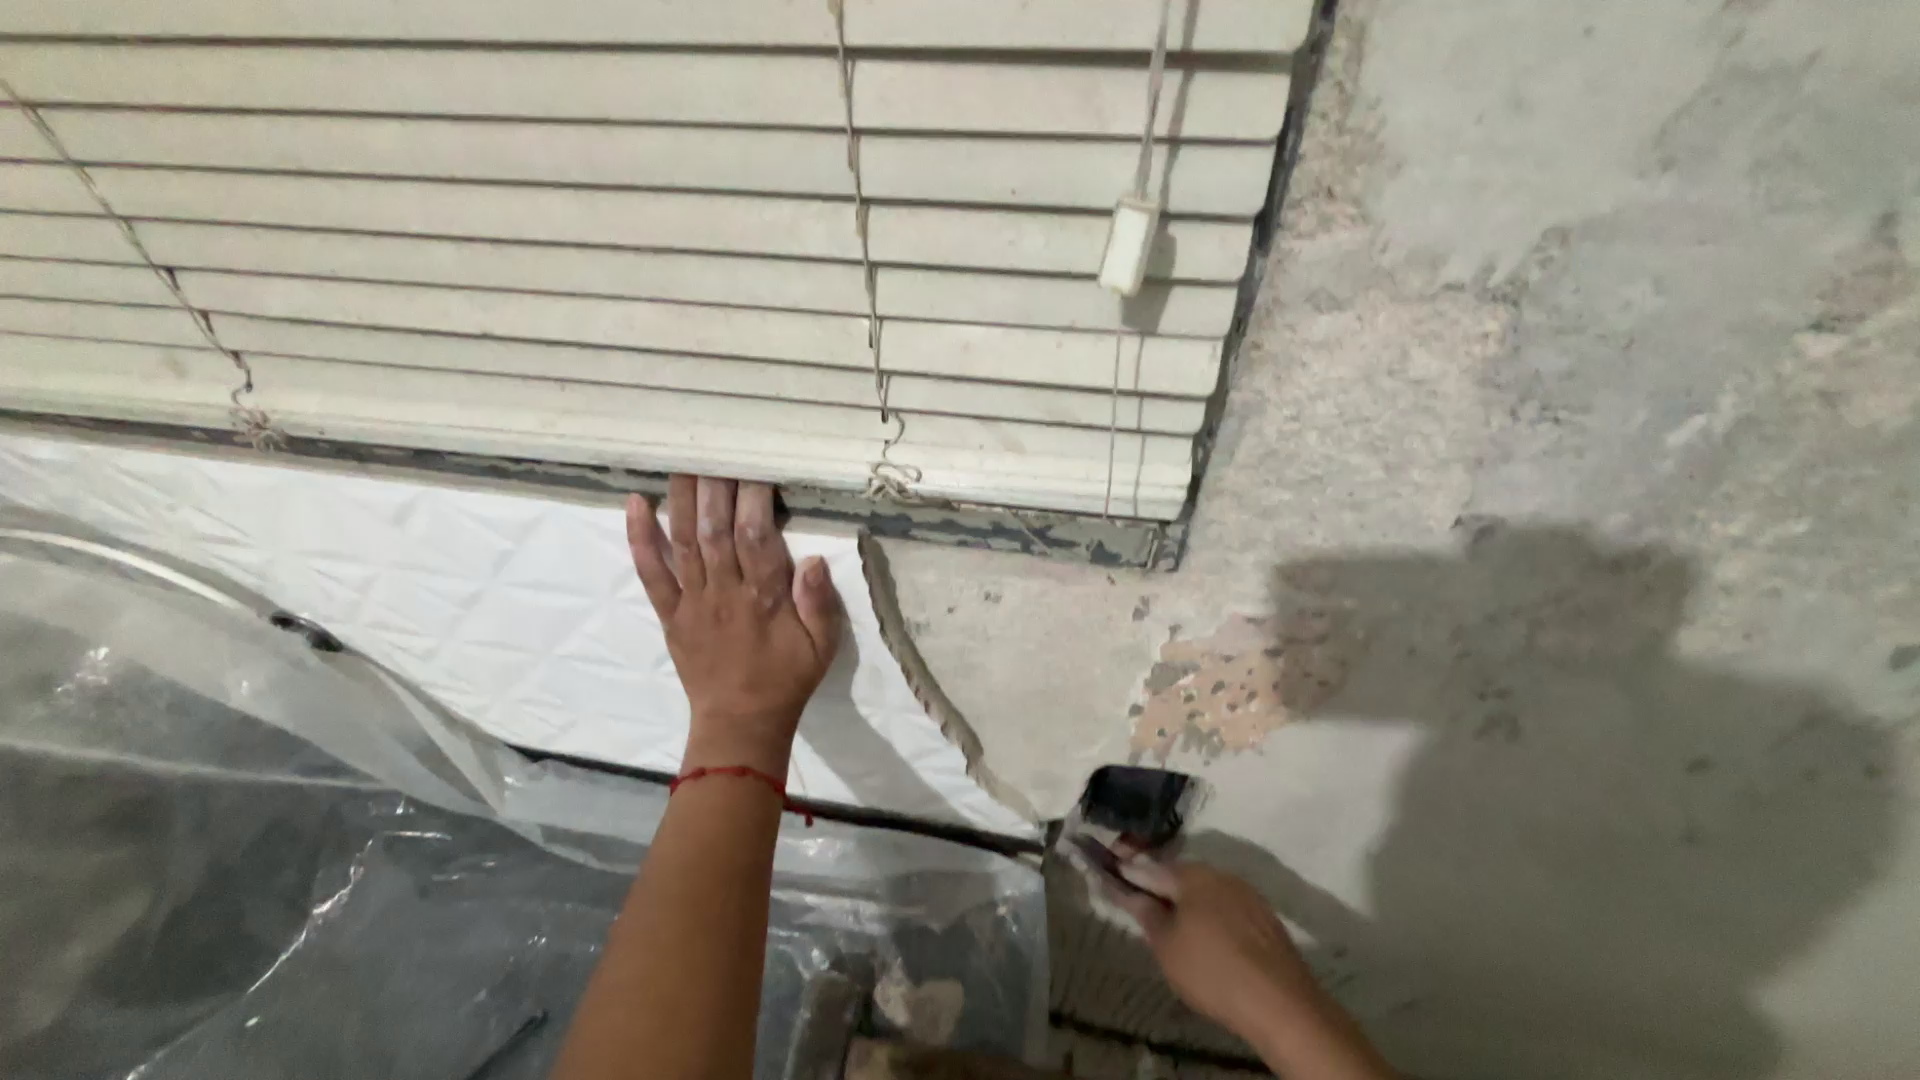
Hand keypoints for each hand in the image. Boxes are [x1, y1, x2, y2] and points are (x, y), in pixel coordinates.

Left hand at [626, 476, 843, 776]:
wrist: (740, 722)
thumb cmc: (787, 679)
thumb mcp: (823, 646)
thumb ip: (819, 604)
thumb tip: (816, 560)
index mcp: (764, 598)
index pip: (756, 536)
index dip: (753, 497)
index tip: (755, 464)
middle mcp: (724, 592)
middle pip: (715, 530)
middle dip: (716, 485)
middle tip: (716, 447)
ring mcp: (693, 601)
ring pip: (684, 541)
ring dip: (682, 498)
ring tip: (683, 458)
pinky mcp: (670, 613)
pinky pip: (652, 573)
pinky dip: (640, 538)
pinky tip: (636, 503)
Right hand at [1109, 859, 1319, 1036]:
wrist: (1281, 1003)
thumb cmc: (1211, 971)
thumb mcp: (1166, 946)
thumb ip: (1146, 913)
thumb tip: (1131, 891)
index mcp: (1191, 876)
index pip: (1149, 868)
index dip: (1128, 872)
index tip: (1110, 872)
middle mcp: (1220, 874)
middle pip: (1180, 876)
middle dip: (1161, 887)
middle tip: (1143, 905)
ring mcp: (1247, 894)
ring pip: (1207, 892)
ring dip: (1188, 902)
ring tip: (1175, 925)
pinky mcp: (1265, 917)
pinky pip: (1228, 907)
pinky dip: (1212, 916)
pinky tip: (1209, 938)